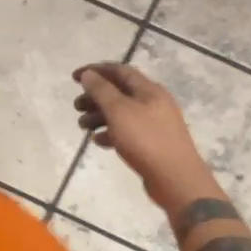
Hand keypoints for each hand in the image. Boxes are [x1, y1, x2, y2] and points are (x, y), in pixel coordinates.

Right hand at [74, 62, 225, 216]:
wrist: (177, 180)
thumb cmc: (146, 140)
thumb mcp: (118, 111)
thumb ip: (101, 90)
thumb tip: (88, 74)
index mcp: (148, 90)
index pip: (119, 70)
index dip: (95, 70)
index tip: (74, 78)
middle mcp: (153, 103)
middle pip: (118, 92)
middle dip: (95, 96)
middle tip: (76, 106)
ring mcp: (154, 124)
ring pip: (121, 112)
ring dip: (99, 116)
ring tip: (83, 127)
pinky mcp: (152, 143)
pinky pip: (127, 131)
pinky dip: (111, 132)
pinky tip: (99, 141)